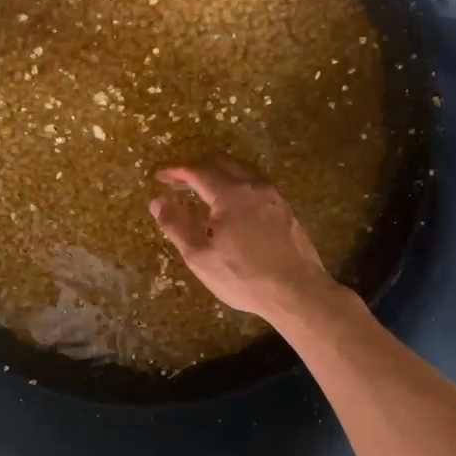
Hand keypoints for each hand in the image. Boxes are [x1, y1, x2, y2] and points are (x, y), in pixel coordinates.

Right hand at [149, 158, 343, 323]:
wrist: (296, 291)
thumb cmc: (242, 276)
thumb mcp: (200, 256)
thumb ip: (177, 225)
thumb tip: (158, 201)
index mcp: (231, 194)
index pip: (198, 171)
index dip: (176, 171)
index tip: (160, 176)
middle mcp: (254, 187)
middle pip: (222, 163)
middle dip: (196, 168)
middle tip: (177, 181)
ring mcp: (274, 197)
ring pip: (242, 172)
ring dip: (218, 174)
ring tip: (202, 189)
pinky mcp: (285, 211)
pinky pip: (255, 186)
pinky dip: (236, 185)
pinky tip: (232, 205)